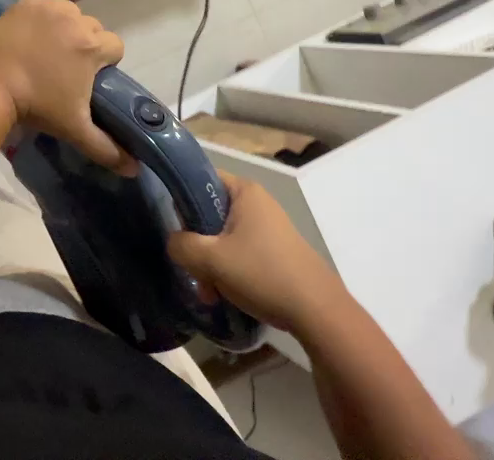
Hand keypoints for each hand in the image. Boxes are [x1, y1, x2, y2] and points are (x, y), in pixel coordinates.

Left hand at [0, 0, 135, 175]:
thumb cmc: (37, 107)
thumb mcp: (75, 129)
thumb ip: (108, 149)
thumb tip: (135, 169)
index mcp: (92, 46)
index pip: (115, 46)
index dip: (105, 62)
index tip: (87, 77)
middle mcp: (74, 20)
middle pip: (92, 28)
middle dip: (85, 44)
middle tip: (65, 67)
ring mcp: (48, 8)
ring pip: (70, 14)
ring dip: (65, 28)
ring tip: (47, 50)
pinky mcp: (25, 3)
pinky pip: (45, 6)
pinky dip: (42, 18)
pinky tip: (30, 37)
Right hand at [167, 172, 349, 333]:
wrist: (319, 314)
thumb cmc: (263, 274)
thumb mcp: (211, 259)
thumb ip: (181, 245)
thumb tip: (174, 242)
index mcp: (244, 191)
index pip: (200, 179)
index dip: (182, 201)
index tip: (177, 228)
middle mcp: (257, 203)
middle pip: (209, 213)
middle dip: (197, 244)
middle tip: (194, 270)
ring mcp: (269, 228)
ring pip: (223, 237)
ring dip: (210, 263)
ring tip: (210, 292)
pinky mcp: (276, 251)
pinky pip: (240, 252)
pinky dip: (229, 270)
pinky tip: (226, 295)